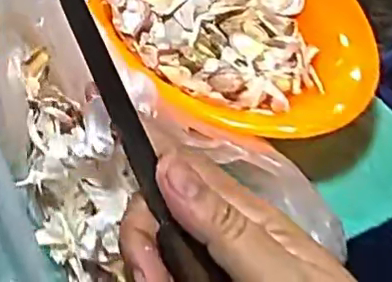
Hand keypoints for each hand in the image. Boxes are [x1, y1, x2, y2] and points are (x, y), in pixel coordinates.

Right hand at [120, 152, 353, 281]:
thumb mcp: (285, 278)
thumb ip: (227, 225)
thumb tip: (166, 164)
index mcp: (248, 217)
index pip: (184, 163)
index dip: (146, 146)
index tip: (106, 125)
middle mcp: (224, 236)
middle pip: (159, 206)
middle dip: (141, 229)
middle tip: (145, 270)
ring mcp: (214, 268)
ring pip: (156, 245)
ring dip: (144, 262)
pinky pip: (165, 273)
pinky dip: (153, 277)